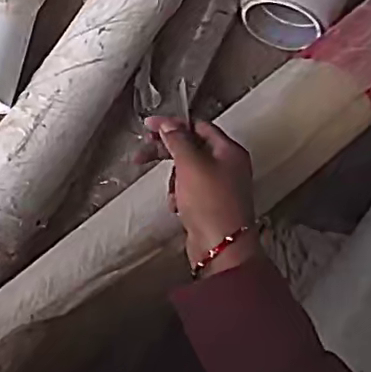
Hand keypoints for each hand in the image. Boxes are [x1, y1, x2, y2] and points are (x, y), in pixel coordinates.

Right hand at [144, 116, 259, 276]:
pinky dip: (178, 194)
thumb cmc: (210, 202)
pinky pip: (187, 189)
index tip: (149, 127)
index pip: (198, 126)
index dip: (173, 124)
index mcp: (228, 151)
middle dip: (166, 151)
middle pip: (190, 147)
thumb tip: (168, 124)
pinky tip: (176, 205)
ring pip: (186, 169)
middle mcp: (227, 165)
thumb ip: (178, 140)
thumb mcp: (190, 164)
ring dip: (172, 177)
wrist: (221, 247)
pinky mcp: (209, 203)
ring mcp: (219, 185)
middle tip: (142, 153)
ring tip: (171, 191)